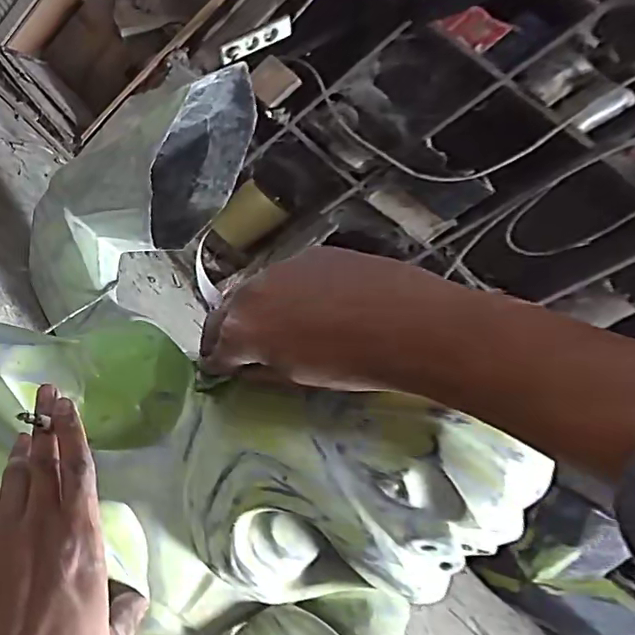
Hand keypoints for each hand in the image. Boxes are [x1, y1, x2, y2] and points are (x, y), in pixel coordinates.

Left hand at [0, 384, 145, 634]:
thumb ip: (123, 609)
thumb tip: (131, 593)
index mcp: (83, 547)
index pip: (80, 473)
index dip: (73, 432)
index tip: (67, 403)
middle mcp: (42, 531)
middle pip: (44, 463)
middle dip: (45, 424)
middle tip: (44, 395)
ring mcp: (1, 537)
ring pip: (12, 478)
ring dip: (19, 453)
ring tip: (25, 433)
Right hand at [201, 246, 469, 389]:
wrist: (420, 327)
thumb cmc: (353, 364)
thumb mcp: (296, 378)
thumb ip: (260, 370)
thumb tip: (245, 367)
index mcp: (237, 329)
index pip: (214, 351)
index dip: (220, 363)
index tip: (226, 370)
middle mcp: (247, 294)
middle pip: (226, 314)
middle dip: (230, 331)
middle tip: (246, 347)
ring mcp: (279, 269)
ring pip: (256, 291)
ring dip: (260, 307)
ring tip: (284, 322)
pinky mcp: (313, 255)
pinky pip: (290, 276)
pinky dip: (294, 290)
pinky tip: (320, 303)